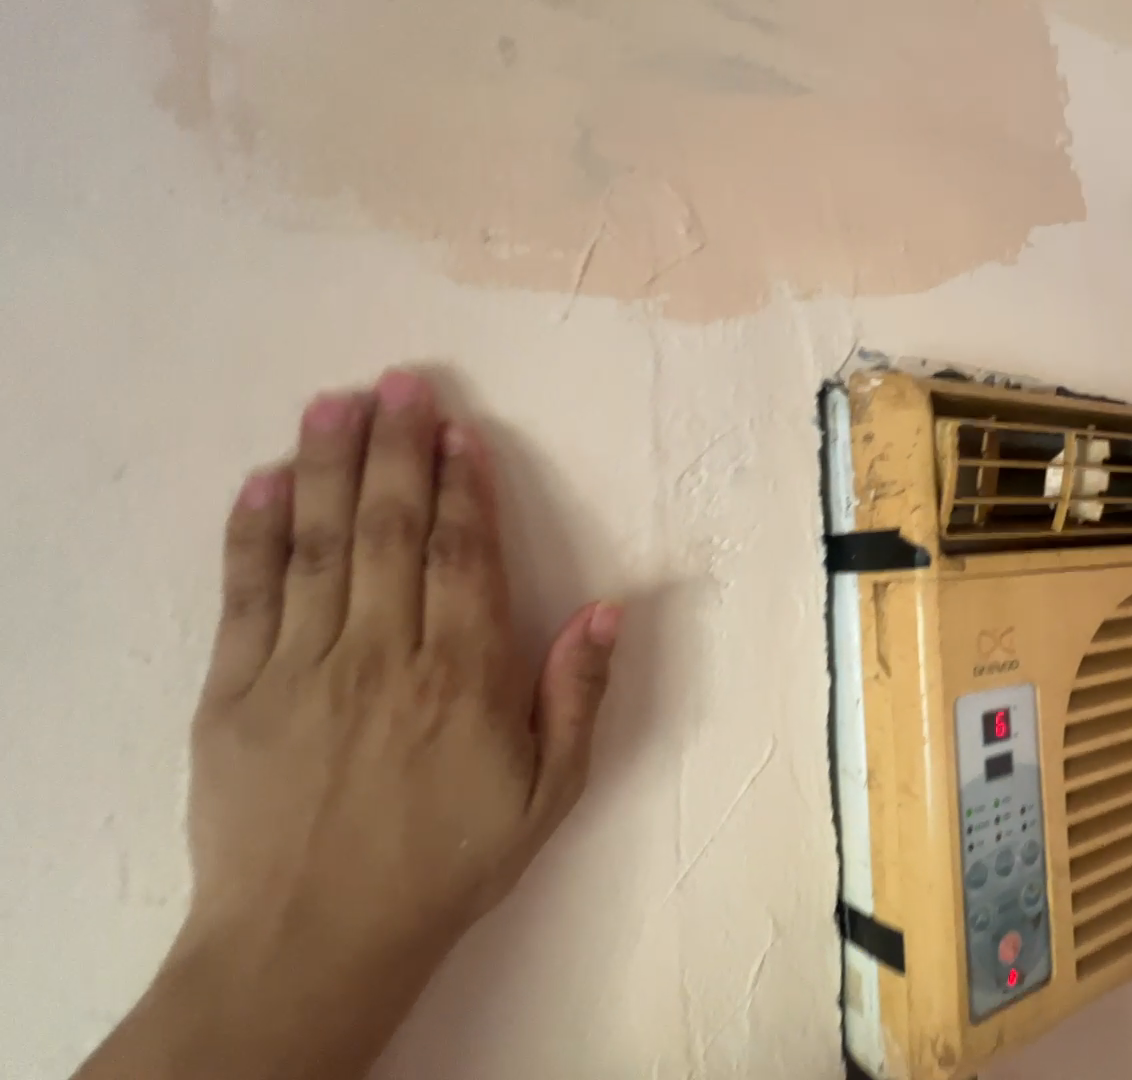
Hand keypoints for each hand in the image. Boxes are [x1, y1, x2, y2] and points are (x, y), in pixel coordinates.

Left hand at [80, 370, 621, 1078]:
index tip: (460, 428)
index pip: (466, 557)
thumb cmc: (452, 857)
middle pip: (391, 531)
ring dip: (330, 467)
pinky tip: (265, 481)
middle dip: (397, 449)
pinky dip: (254, 533)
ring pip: (318, 546)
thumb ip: (578, 692)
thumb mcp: (552, 787)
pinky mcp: (233, 694)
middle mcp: (382, 656)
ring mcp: (299, 670)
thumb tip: (609, 607)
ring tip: (335, 402)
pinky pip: (245, 596)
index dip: (466, 486)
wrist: (314, 940)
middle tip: (398, 380)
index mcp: (463, 678)